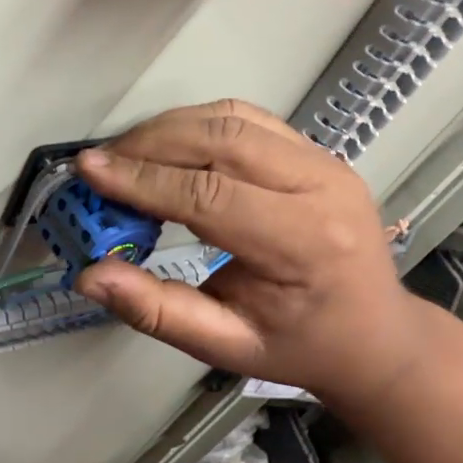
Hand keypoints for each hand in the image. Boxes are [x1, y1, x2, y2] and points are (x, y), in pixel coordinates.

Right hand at [74, 99, 421, 399]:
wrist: (375, 333)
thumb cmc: (297, 345)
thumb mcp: (223, 345)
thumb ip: (155, 310)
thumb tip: (89, 277)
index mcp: (303, 243)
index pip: (209, 195)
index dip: (142, 180)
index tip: (88, 170)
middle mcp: (321, 187)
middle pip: (220, 139)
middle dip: (147, 145)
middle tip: (97, 164)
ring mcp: (323, 161)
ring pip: (231, 117)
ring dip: (167, 128)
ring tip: (121, 155)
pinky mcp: (315, 150)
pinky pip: (245, 118)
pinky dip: (194, 124)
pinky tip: (163, 148)